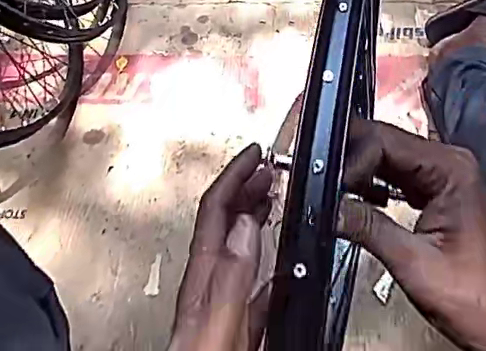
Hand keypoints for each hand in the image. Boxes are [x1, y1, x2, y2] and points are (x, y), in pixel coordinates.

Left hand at [168, 143, 274, 350]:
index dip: (235, 175)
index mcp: (202, 280)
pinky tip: (283, 274)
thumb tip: (244, 222)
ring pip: (239, 251)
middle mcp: (209, 288)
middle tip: (271, 170)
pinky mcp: (234, 333)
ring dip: (256, 220)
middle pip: (225, 223)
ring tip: (275, 203)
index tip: (257, 153)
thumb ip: (230, 278)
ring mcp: (220, 310)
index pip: (215, 210)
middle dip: (247, 188)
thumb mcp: (216, 330)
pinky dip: (270, 269)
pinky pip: (254, 290)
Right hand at [339, 122, 485, 350]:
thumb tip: (330, 206)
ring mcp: (447, 177)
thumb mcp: (417, 266)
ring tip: (334, 188)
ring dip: (361, 172)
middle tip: (321, 178)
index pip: (385, 141)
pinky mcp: (442, 194)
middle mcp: (449, 163)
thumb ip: (370, 229)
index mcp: (450, 167)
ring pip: (390, 159)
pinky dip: (376, 185)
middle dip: (352, 159)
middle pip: (387, 143)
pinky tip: (358, 199)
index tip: (330, 184)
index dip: (352, 158)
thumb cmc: (483, 303)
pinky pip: (400, 176)